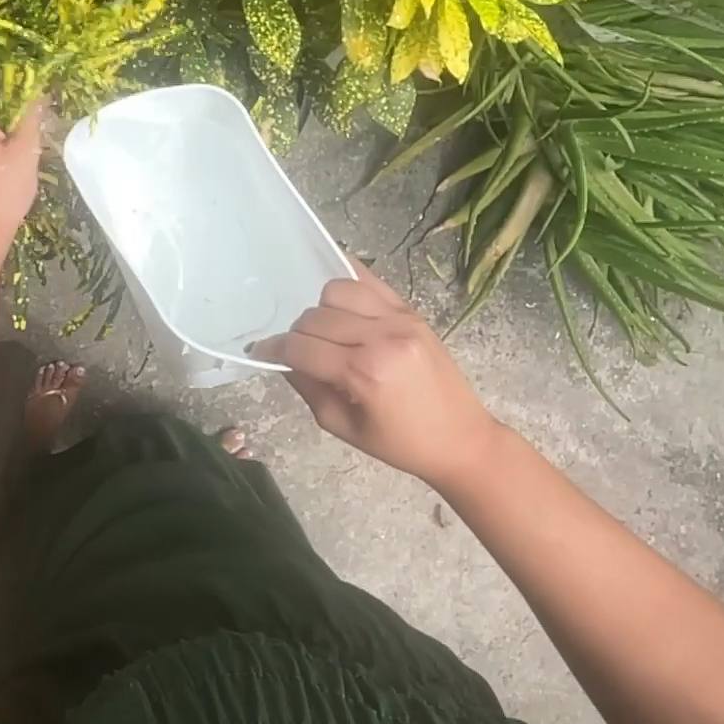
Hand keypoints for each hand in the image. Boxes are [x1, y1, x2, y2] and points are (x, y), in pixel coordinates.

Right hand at [252, 256, 503, 488]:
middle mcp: (381, 337)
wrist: (462, 439)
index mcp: (364, 373)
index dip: (274, 348)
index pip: (300, 346)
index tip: (260, 352)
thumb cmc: (401, 444)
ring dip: (322, 308)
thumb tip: (281, 357)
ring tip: (328, 330)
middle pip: (314, 317)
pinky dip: (347, 283)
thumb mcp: (342, 426)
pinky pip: (369, 279)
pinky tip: (337, 299)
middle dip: (298, 333)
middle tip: (300, 351)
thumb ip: (306, 387)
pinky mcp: (411, 310)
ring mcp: (400, 318)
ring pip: (337, 290)